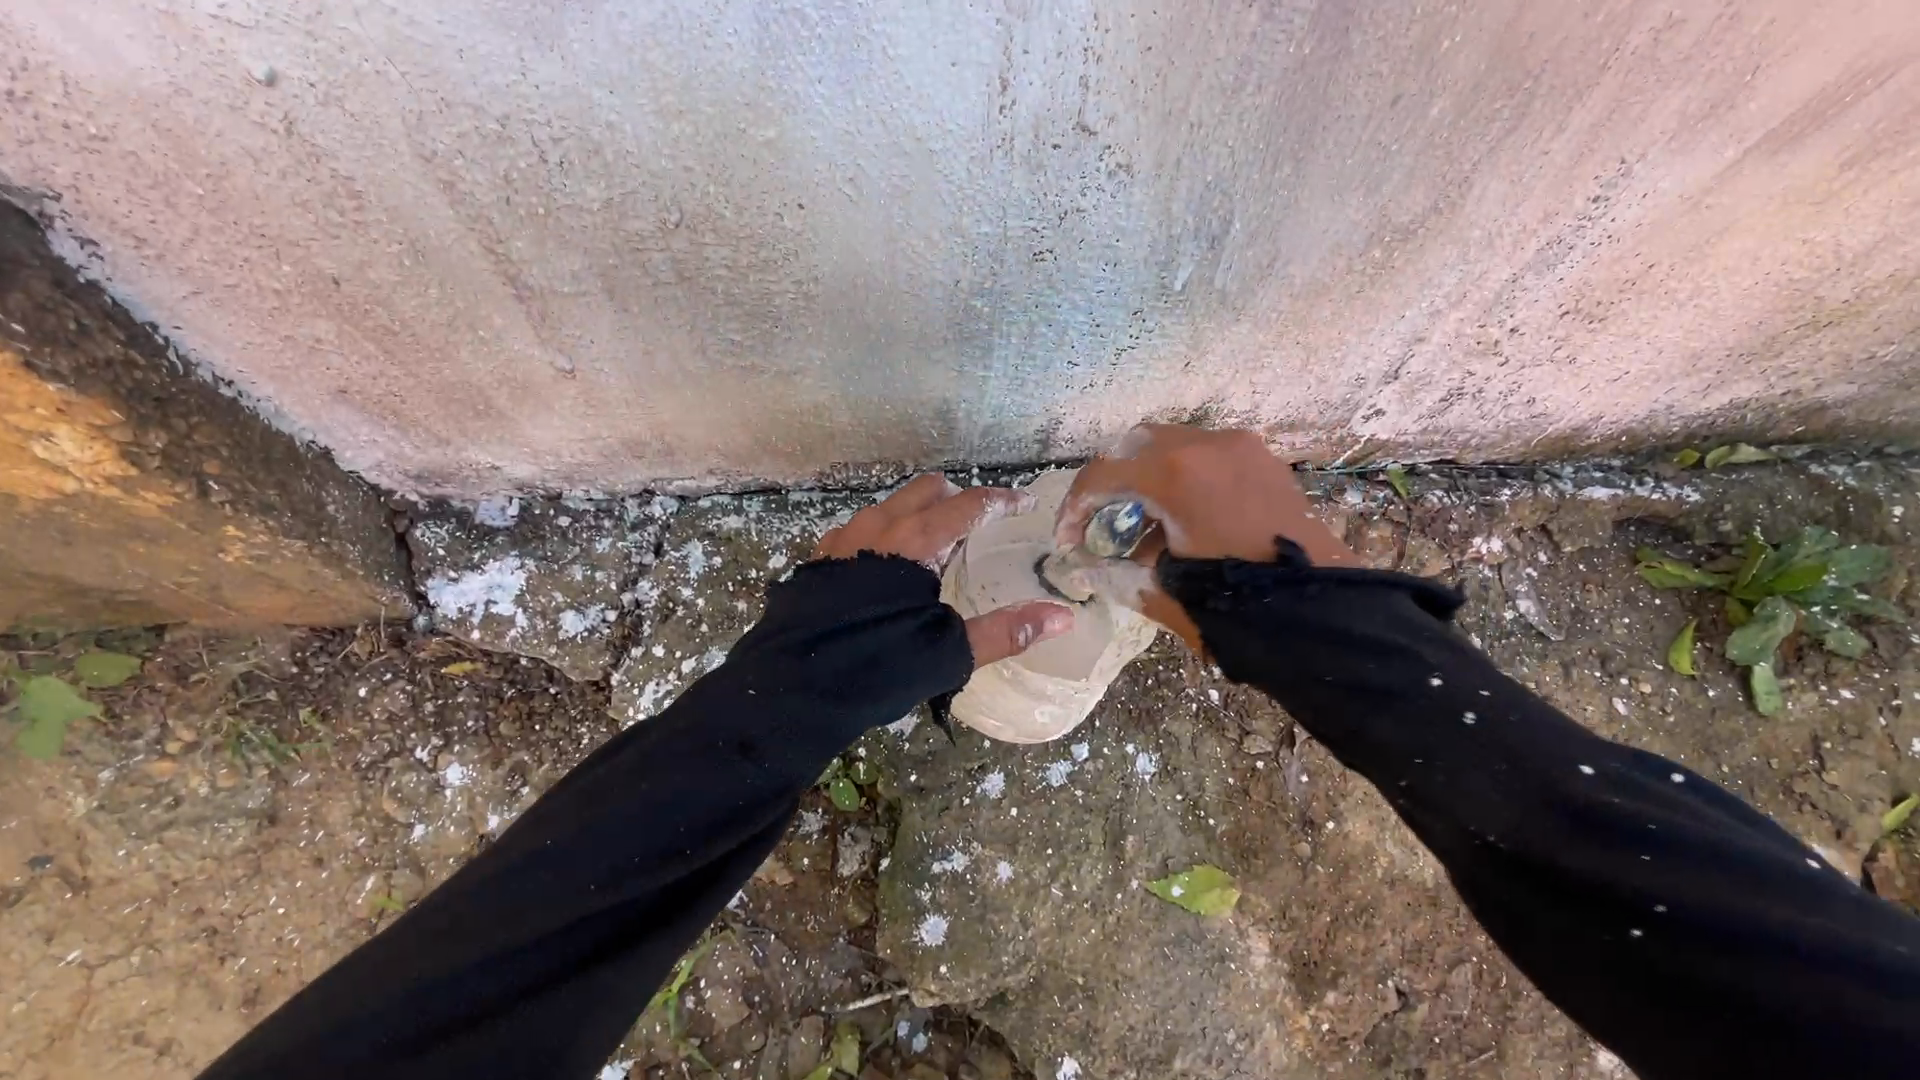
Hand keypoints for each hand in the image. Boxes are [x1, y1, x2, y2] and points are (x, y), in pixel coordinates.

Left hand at [815, 473, 1075, 667]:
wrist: (796, 685)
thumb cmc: (880, 664)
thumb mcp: (949, 651)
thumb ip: (1006, 631)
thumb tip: (1062, 618)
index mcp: (915, 540)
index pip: (968, 505)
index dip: (1001, 500)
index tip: (1024, 502)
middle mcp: (878, 526)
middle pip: (926, 490)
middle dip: (955, 497)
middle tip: (976, 522)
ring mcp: (843, 538)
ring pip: (890, 505)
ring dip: (917, 513)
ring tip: (932, 545)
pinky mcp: (819, 557)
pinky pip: (860, 528)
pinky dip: (883, 533)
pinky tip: (884, 564)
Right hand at [1054, 424, 1357, 647]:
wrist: (1324, 612)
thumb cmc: (1236, 605)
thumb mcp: (1162, 593)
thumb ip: (1114, 573)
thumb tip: (1085, 566)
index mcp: (1175, 473)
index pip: (1103, 474)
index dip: (1075, 506)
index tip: (1067, 539)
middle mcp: (1207, 445)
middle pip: (1135, 444)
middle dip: (1110, 481)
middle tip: (1101, 522)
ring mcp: (1241, 447)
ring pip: (1174, 444)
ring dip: (1147, 476)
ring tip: (1144, 523)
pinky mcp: (1265, 460)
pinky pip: (1208, 455)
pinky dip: (1183, 476)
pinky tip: (1183, 517)